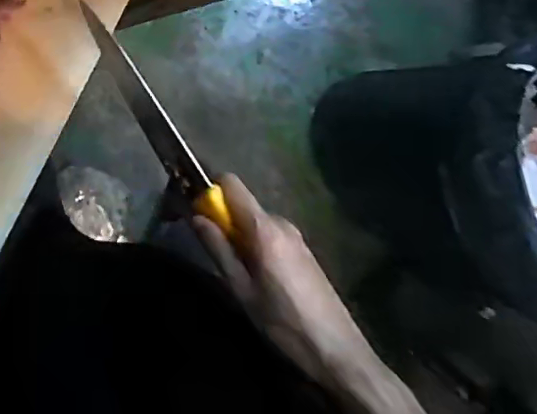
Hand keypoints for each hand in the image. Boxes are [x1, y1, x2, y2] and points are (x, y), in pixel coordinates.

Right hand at [194, 174, 422, 413]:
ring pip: (256, 220)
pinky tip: (262, 278)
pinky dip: (257, 244)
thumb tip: (196, 217)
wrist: (340, 352)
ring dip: (241, 235)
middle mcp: (281, 221)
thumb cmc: (285, 322)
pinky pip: (271, 233)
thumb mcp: (243, 291)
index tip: (198, 212)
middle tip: (216, 251)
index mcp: (264, 227)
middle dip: (224, 219)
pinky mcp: (304, 250)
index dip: (210, 190)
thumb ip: (218, 249)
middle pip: (242, 203)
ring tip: (240, 273)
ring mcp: (295, 235)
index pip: (231, 182)